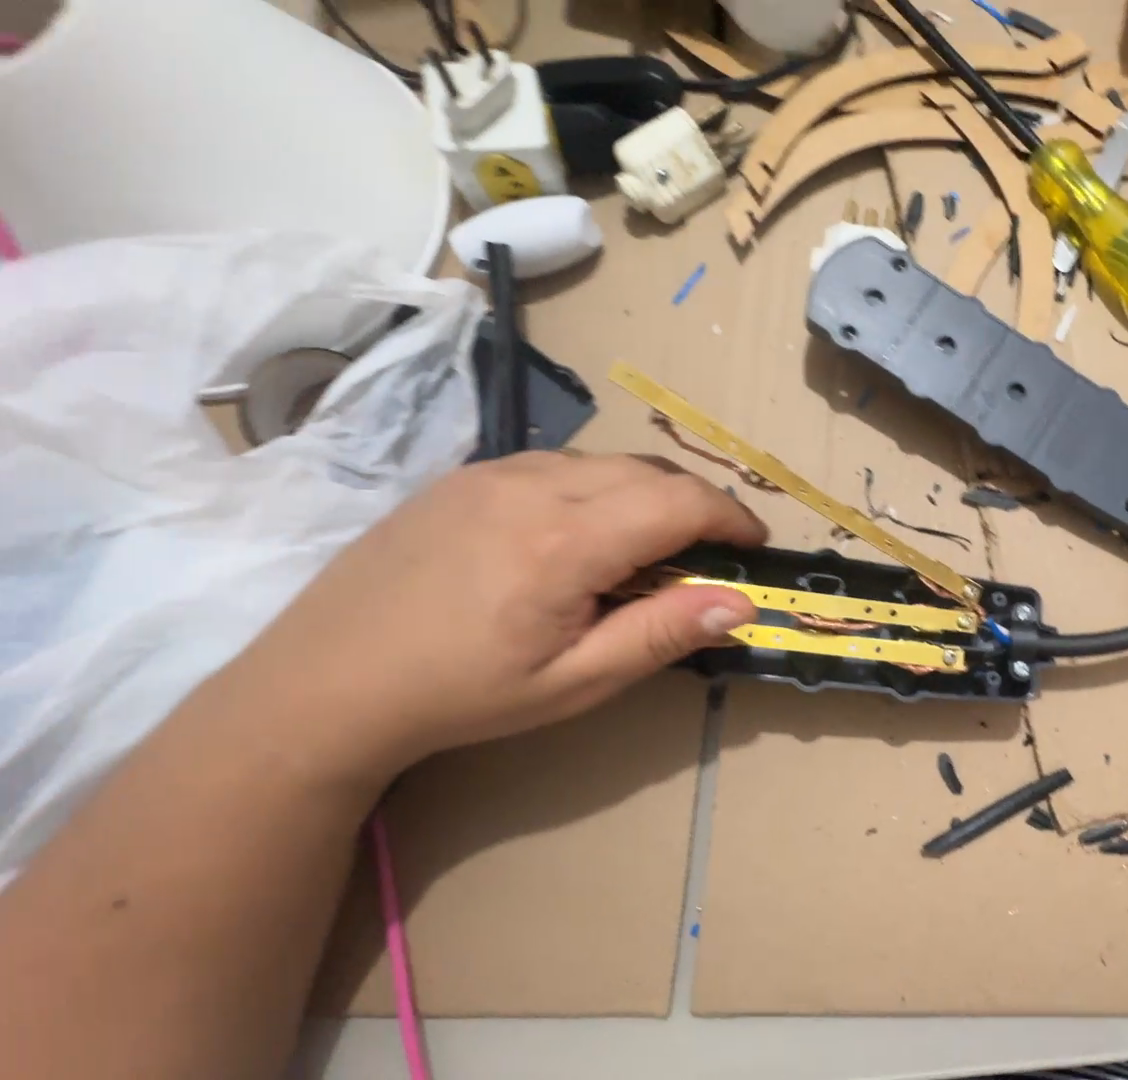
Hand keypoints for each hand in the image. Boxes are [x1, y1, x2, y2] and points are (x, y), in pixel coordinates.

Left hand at [203, 452, 766, 786]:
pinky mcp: (467, 474)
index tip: (756, 546)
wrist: (327, 682)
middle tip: (710, 556)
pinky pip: (561, 464)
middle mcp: (534, 486)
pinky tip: (582, 535)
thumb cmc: (462, 694)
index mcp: (565, 541)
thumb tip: (743, 603)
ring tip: (648, 550)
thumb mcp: (574, 682)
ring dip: (648, 495)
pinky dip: (600, 488)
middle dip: (697, 505)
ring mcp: (494, 472)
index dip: (732, 518)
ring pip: (607, 462)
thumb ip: (662, 634)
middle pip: (650, 472)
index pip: (680, 503)